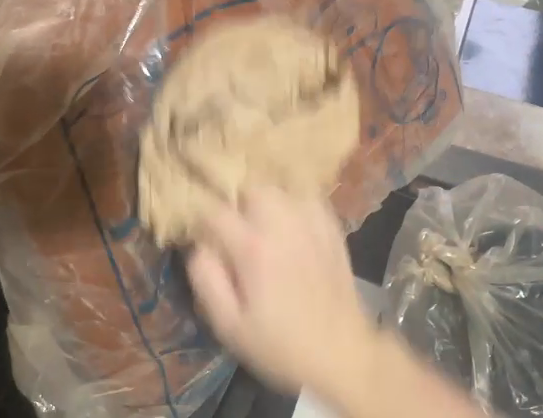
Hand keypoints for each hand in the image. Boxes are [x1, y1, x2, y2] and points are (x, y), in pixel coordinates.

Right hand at [186, 189, 378, 397]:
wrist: (343, 355)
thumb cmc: (280, 345)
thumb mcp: (230, 326)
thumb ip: (206, 280)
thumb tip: (199, 246)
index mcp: (252, 248)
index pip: (215, 211)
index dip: (201, 216)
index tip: (200, 229)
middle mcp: (281, 225)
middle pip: (251, 187)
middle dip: (237, 201)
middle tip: (235, 226)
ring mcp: (310, 223)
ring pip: (280, 187)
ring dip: (266, 199)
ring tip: (262, 222)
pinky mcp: (332, 229)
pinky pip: (307, 198)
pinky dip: (294, 203)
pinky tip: (291, 223)